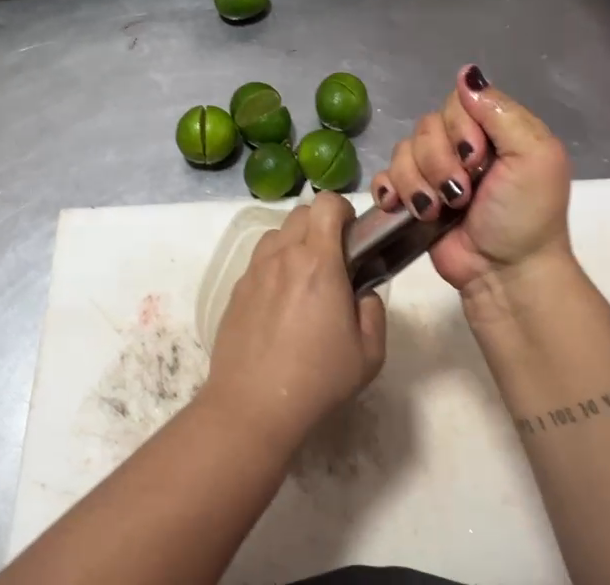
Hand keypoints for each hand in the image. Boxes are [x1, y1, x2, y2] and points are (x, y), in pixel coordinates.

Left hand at [200, 193, 387, 447]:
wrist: (252, 407)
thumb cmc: (318, 379)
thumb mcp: (369, 353)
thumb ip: (373, 311)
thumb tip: (361, 292)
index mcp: (319, 262)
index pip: (327, 203)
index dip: (344, 211)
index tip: (353, 237)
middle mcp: (283, 256)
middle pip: (301, 212)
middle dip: (321, 224)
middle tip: (335, 260)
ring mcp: (254, 271)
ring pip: (277, 234)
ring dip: (295, 242)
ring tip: (306, 280)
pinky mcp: (236, 290)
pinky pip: (259, 261)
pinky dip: (275, 267)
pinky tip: (282, 304)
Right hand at [370, 65, 572, 292]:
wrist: (505, 274)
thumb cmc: (526, 215)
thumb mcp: (534, 156)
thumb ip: (501, 111)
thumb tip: (466, 73)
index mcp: (493, 130)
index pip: (457, 102)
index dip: (460, 128)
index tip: (479, 158)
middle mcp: (462, 146)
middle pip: (426, 127)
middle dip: (440, 163)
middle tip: (463, 193)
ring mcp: (434, 173)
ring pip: (402, 151)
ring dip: (419, 183)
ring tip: (439, 211)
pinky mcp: (411, 199)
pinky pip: (384, 177)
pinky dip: (391, 191)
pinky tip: (405, 208)